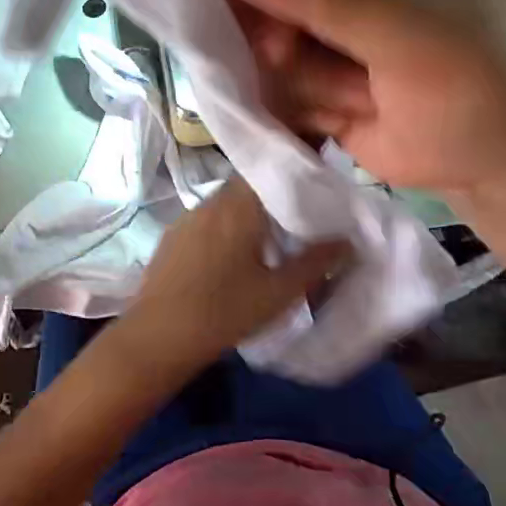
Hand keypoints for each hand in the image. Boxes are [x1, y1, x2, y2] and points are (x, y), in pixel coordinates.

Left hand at [103, 178, 346, 383]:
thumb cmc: (224, 312)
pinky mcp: (170, 238)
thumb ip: (315, 263)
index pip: (266, 169)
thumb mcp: (278, 293)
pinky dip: (223, 228)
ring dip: (244, 214)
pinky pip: (205, 221)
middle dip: (269, 198)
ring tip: (267, 239)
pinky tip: (231, 255)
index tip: (312, 185)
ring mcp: (185, 219)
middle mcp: (208, 203)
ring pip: (223, 204)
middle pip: (244, 187)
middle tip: (294, 219)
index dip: (289, 173)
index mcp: (237, 206)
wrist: (159, 336)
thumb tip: (346, 241)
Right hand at [204, 0, 505, 197]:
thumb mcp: (414, 21)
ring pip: (256, 30)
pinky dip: (297, 101)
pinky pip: (266, 77)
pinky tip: (344, 115)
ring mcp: (328, 24)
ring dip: (297, 71)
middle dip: (271, 17)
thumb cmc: (495, 85)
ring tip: (355, 94)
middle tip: (290, 49)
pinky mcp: (314, 74)